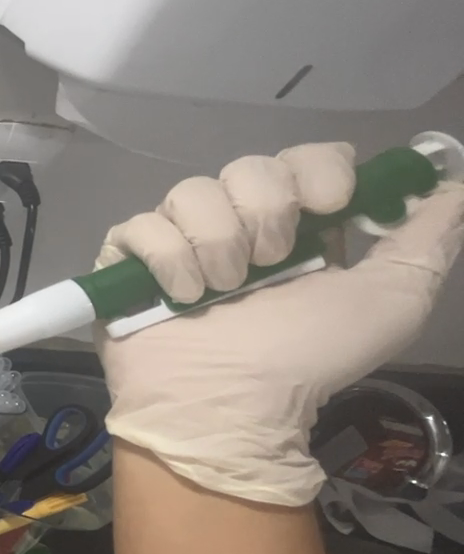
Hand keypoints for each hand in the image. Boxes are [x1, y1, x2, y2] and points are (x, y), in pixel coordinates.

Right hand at [96, 143, 463, 505]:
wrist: (226, 396)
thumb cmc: (307, 355)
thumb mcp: (391, 298)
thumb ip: (425, 237)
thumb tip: (452, 180)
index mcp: (298, 226)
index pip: (303, 157)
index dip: (317, 169)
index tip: (330, 207)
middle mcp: (235, 224)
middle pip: (245, 166)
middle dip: (264, 211)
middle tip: (268, 266)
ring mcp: (175, 239)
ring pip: (189, 192)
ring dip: (215, 242)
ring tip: (219, 291)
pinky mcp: (123, 259)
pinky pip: (139, 226)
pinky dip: (166, 261)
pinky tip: (178, 296)